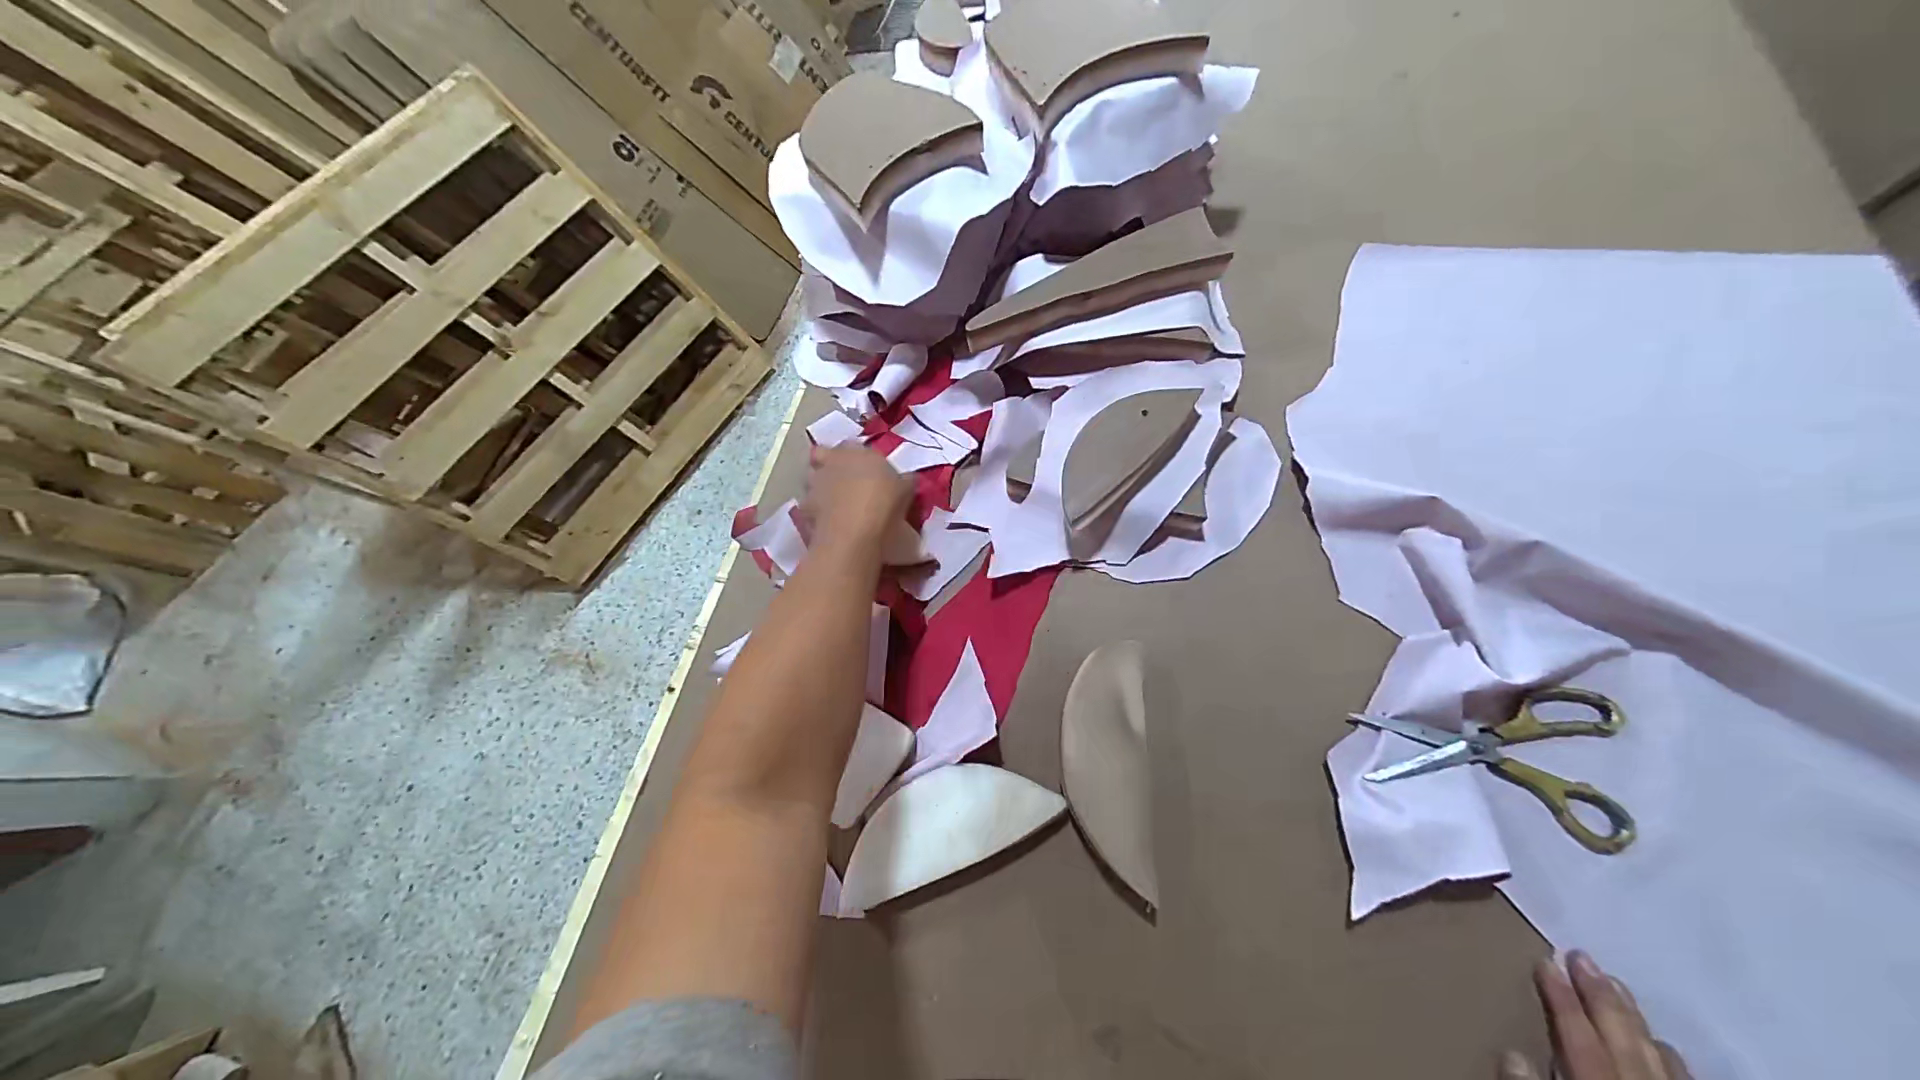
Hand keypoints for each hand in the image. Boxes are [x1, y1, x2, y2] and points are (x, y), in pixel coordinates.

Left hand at [800, 442, 911, 554]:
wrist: (855, 533)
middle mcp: (831, 461)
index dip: (857, 458)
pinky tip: (829, 522)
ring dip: (821, 486)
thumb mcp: (907, 490)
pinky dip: (816, 510)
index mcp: (858, 451)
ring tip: (836, 504)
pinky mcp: (803, 507)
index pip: (852, 446)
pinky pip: (810, 504)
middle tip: (846, 484)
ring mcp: (814, 483)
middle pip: (824, 457)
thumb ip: (905, 480)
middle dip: (831, 466)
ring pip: (813, 479)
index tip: (867, 471)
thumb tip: (908, 479)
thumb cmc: (885, 503)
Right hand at [1502, 951, 1690, 1079]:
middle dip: (1598, 992)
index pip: (1576, 1031)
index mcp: (1596, 1079)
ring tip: (1616, 984)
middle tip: (1581, 955)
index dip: (1560, 994)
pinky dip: (1668, 1054)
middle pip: (1619, 1033)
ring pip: (1654, 1051)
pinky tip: (1661, 1041)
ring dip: (1632, 1015)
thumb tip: (1512, 1053)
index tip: (1546, 959)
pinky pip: (1685, 1077)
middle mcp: (1636, 1079)